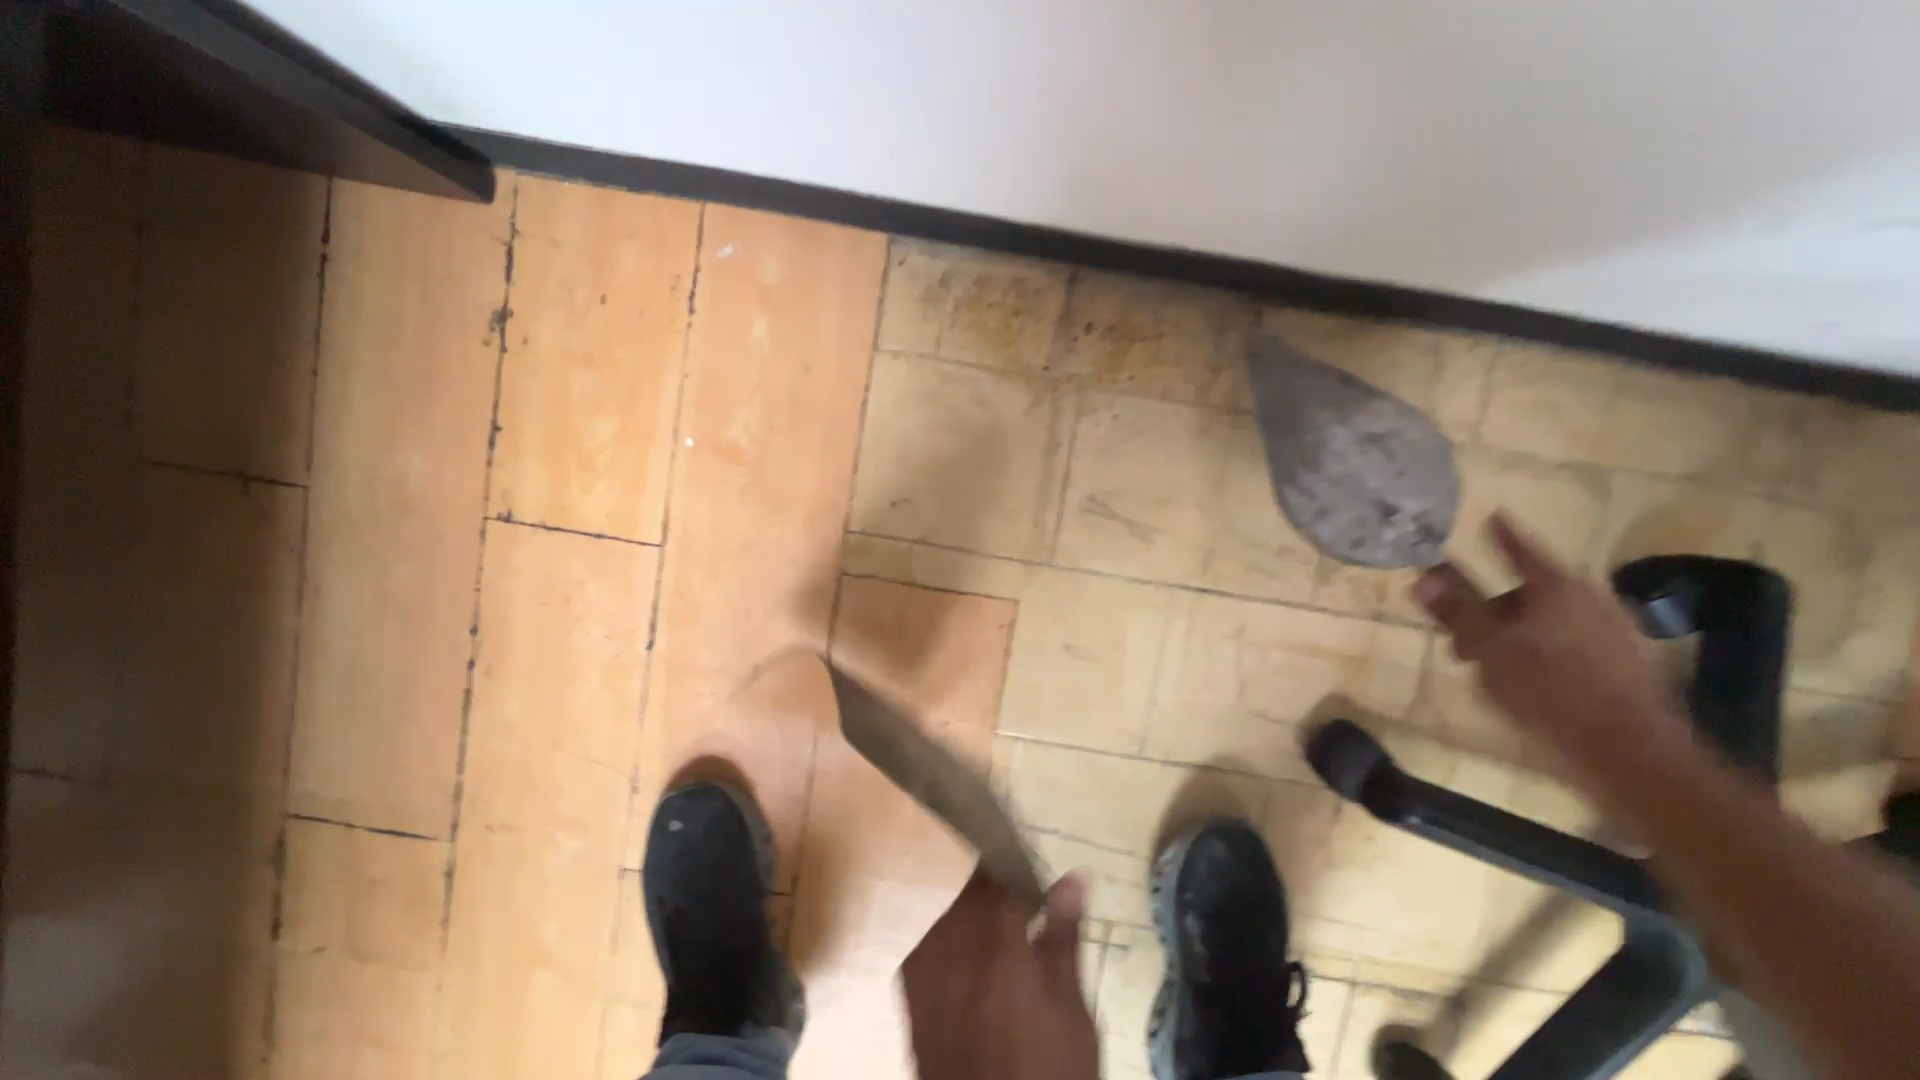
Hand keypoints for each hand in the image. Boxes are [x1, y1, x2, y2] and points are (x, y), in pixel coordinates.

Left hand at [900, 868, 1097, 1079]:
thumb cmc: (1047, 1072)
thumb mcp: (1072, 1010)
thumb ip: (1064, 936)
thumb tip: (1074, 876)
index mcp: (998, 946)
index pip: (1004, 878)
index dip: (1023, 869)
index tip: (1041, 875)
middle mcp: (954, 947)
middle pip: (974, 893)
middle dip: (999, 890)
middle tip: (1027, 903)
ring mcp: (925, 970)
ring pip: (952, 916)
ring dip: (977, 915)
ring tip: (1005, 938)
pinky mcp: (910, 993)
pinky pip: (934, 944)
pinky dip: (955, 942)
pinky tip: (975, 965)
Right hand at [1412, 514, 1687, 768]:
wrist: (1630, 751)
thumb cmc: (1549, 692)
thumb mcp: (1489, 650)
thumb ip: (1456, 610)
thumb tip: (1423, 573)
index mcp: (1555, 586)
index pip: (1519, 548)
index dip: (1500, 534)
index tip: (1492, 516)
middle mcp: (1590, 597)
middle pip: (1533, 588)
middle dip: (1496, 604)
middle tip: (1466, 633)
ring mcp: (1615, 629)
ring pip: (1552, 617)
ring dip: (1518, 630)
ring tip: (1492, 663)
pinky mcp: (1628, 662)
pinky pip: (1574, 641)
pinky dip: (1546, 648)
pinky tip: (1533, 679)